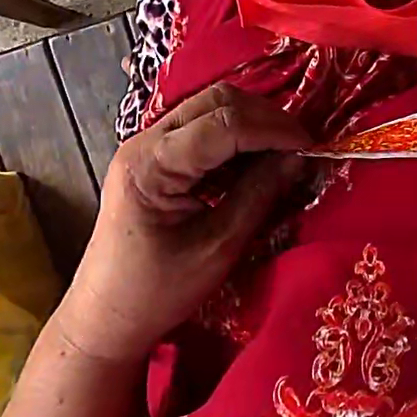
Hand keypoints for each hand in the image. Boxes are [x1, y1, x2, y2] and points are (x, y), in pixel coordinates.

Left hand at [53, 83, 309, 362]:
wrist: (106, 315)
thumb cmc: (157, 291)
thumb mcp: (217, 247)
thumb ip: (258, 195)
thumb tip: (298, 158)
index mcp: (151, 164)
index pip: (223, 123)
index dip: (273, 128)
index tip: (310, 145)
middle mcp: (143, 141)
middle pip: (215, 101)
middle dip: (264, 117)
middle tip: (300, 145)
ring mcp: (144, 144)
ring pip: (208, 108)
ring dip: (250, 123)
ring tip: (283, 152)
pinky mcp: (152, 155)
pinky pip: (199, 128)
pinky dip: (233, 137)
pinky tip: (254, 160)